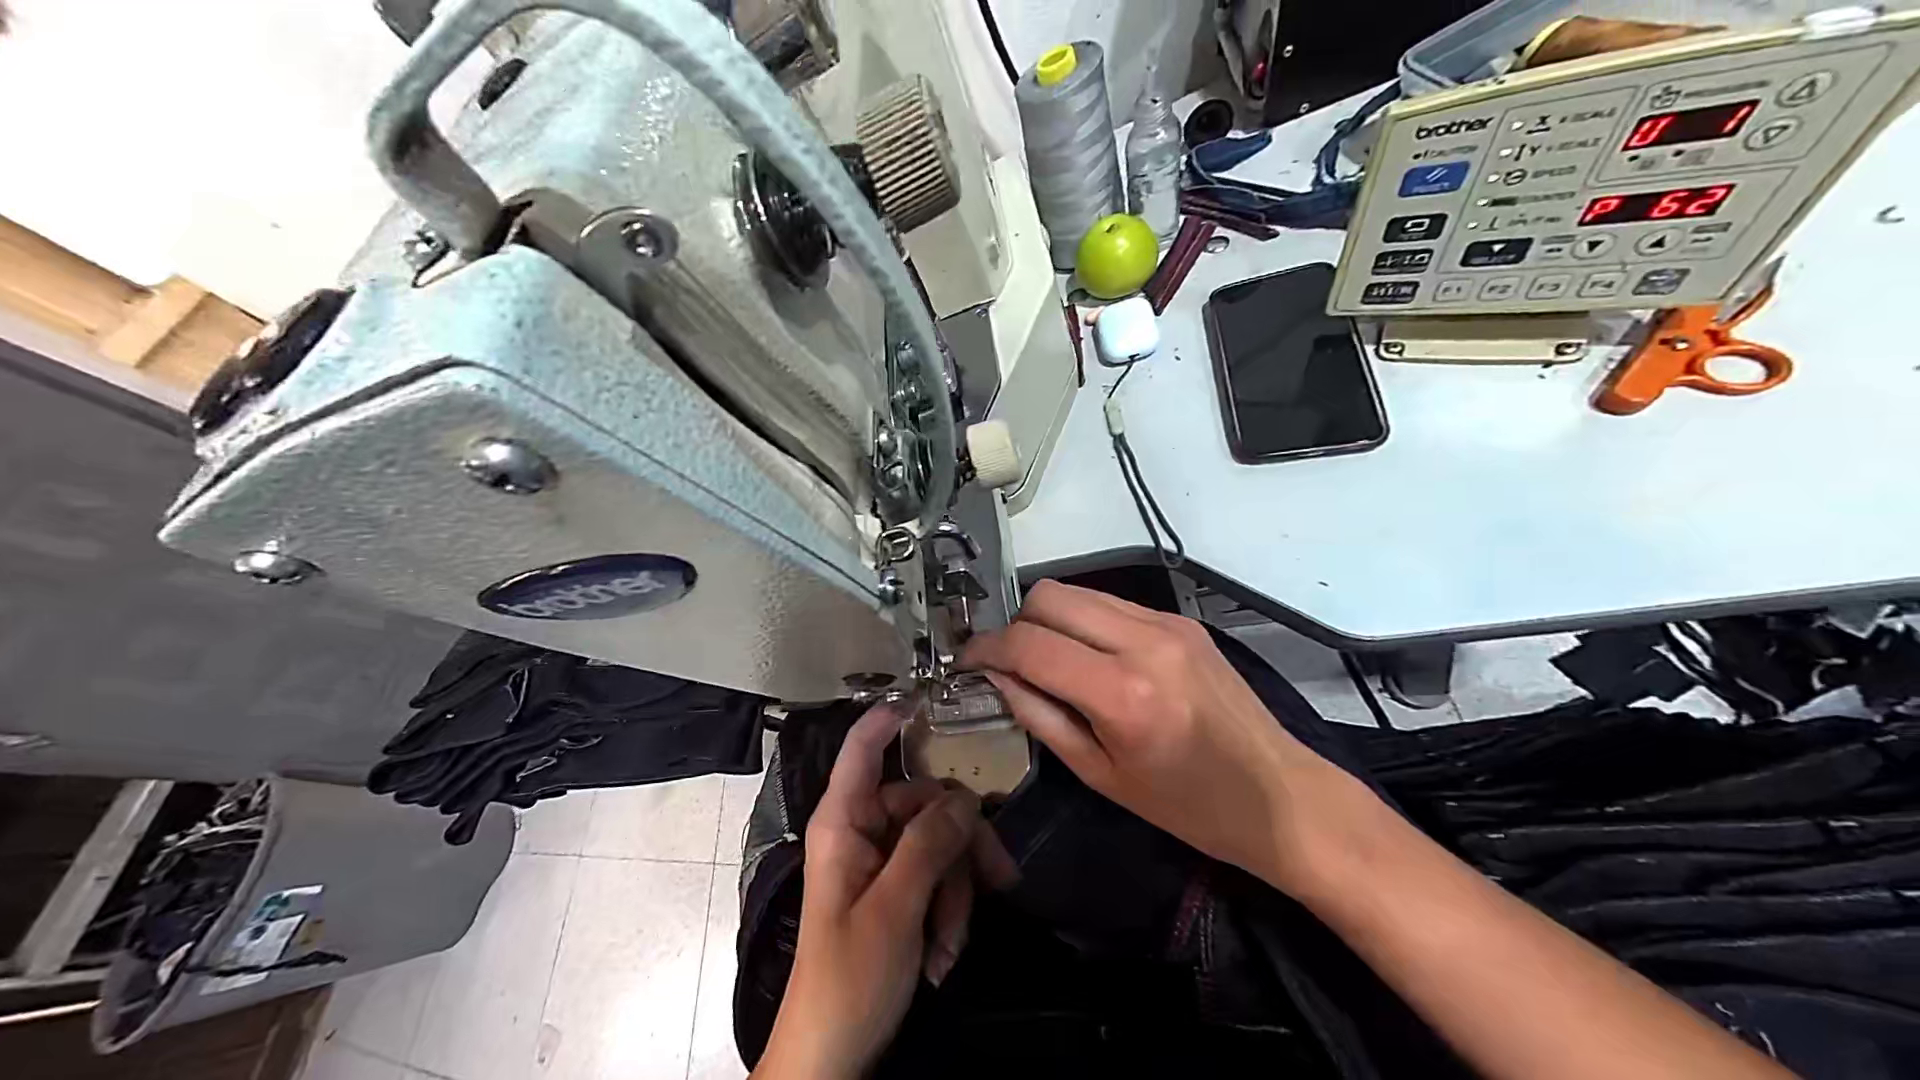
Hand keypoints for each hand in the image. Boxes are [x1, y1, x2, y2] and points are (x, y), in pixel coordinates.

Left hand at [754, 702, 1016, 1079]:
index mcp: (843, 822)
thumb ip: (929, 844)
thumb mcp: (895, 908)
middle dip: (959, 846)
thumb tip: (965, 798)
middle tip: (997, 880)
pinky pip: (935, 878)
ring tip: (950, 945)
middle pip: (924, 803)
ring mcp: (879, 862)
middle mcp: (861, 830)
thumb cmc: (849, 978)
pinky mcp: (895, 891)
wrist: (831, 1058)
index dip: (888, 717)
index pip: (862, 750)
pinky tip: (943, 953)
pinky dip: (947, 911)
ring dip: (955, 893)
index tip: (924, 696)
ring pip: (937, 844)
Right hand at [960, 580, 1356, 892]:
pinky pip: (1111, 603)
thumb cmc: (1188, 806)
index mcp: (1123, 694)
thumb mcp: (1100, 775)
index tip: (966, 661)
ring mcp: (1168, 624)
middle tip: (1010, 664)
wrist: (1280, 796)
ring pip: (1079, 592)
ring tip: (1047, 661)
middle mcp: (1145, 642)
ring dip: (1049, 620)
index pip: (1030, 644)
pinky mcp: (1182, 620)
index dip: (985, 648)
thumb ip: (1040, 716)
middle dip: (1016, 626)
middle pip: (1049, 597)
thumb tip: (995, 675)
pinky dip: (1084, 622)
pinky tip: (1089, 658)